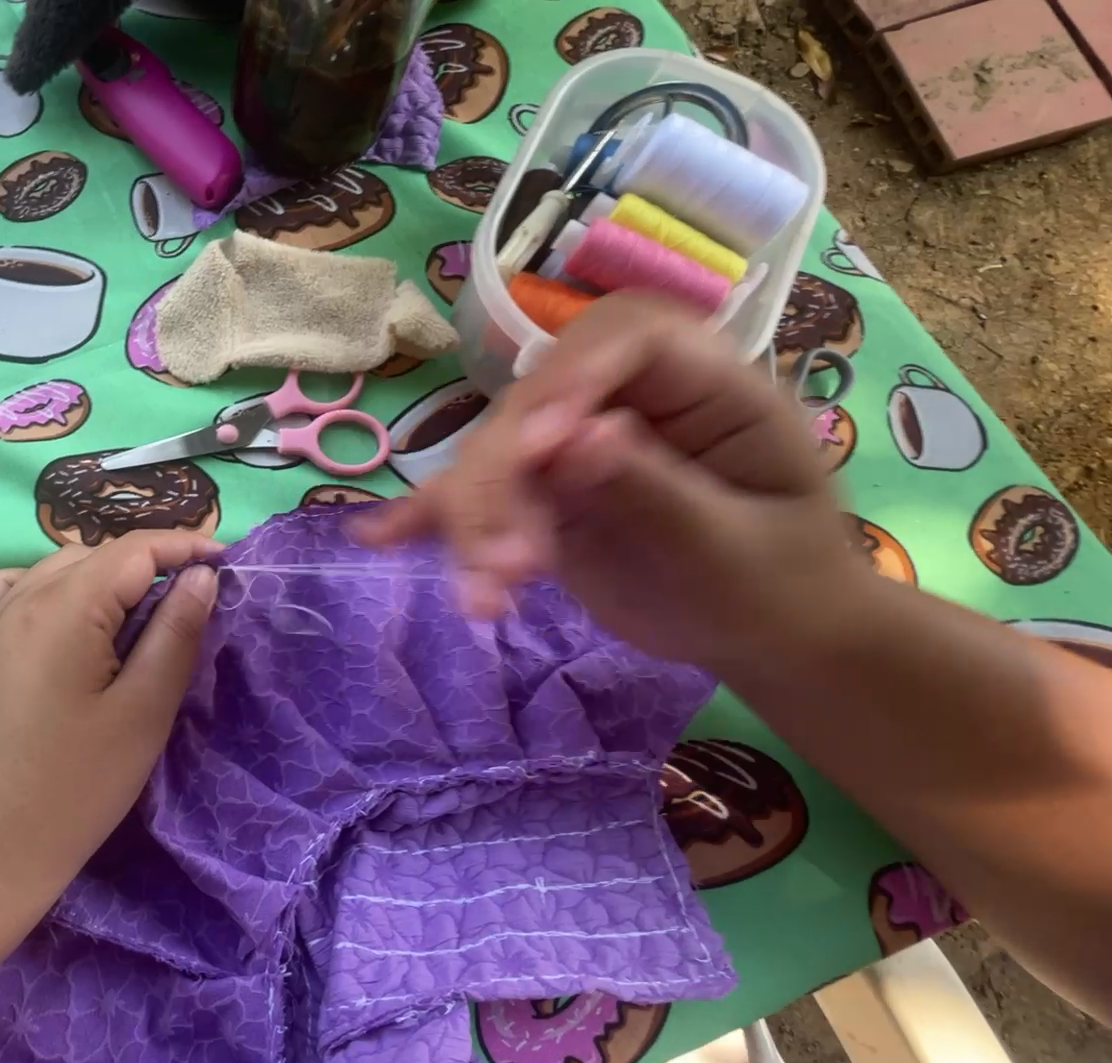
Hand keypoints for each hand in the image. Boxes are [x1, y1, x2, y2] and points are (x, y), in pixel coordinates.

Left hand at [0, 531, 221, 902]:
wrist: (2, 840)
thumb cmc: (83, 782)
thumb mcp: (145, 709)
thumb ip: (176, 632)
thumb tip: (203, 575)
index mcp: (64, 608)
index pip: (134, 551)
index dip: (185, 546)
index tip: (227, 562)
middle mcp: (23, 597)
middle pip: (99, 555)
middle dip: (153, 562)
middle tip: (197, 594)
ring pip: (63, 565)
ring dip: (110, 574)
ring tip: (147, 608)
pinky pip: (20, 584)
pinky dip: (55, 582)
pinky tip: (74, 610)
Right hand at [358, 294, 868, 670]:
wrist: (760, 630)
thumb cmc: (772, 585)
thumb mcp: (731, 549)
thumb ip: (653, 491)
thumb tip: (573, 438)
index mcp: (705, 386)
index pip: (628, 342)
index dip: (571, 382)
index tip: (535, 451)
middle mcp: (623, 400)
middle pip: (532, 405)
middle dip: (501, 484)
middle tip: (502, 564)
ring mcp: (569, 444)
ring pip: (490, 458)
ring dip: (469, 524)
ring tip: (481, 600)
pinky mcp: (533, 490)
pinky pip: (472, 495)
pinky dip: (427, 518)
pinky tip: (378, 537)